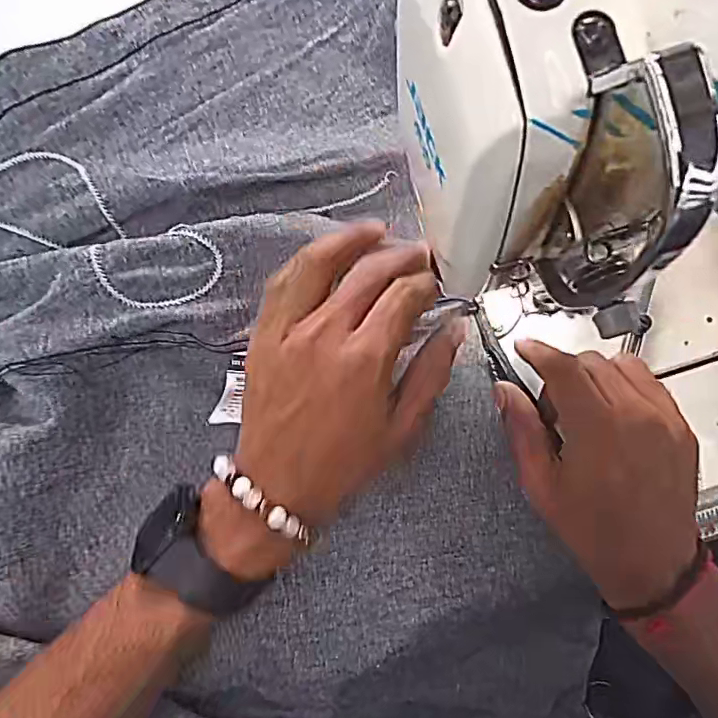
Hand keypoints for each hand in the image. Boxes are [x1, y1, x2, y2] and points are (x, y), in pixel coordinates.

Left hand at [201, 222, 462, 579]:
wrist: (278, 486)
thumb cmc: (343, 465)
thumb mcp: (401, 429)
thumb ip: (431, 373)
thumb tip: (453, 330)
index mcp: (365, 359)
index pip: (403, 297)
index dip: (425, 283)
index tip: (436, 283)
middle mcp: (326, 334)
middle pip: (368, 272)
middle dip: (400, 256)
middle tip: (419, 254)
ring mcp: (289, 331)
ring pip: (320, 263)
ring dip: (350, 240)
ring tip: (375, 231)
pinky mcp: (263, 335)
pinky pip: (283, 283)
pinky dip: (306, 261)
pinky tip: (324, 254)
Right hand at [496, 340, 700, 612]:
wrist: (651, 562)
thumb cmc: (598, 533)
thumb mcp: (543, 486)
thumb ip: (523, 431)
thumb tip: (506, 393)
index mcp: (598, 428)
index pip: (564, 367)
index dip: (539, 352)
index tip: (527, 349)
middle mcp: (636, 415)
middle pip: (591, 362)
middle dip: (564, 374)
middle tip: (552, 409)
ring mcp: (664, 419)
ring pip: (622, 365)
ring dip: (596, 377)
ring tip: (585, 413)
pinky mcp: (680, 426)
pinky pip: (650, 384)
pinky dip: (625, 387)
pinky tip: (613, 417)